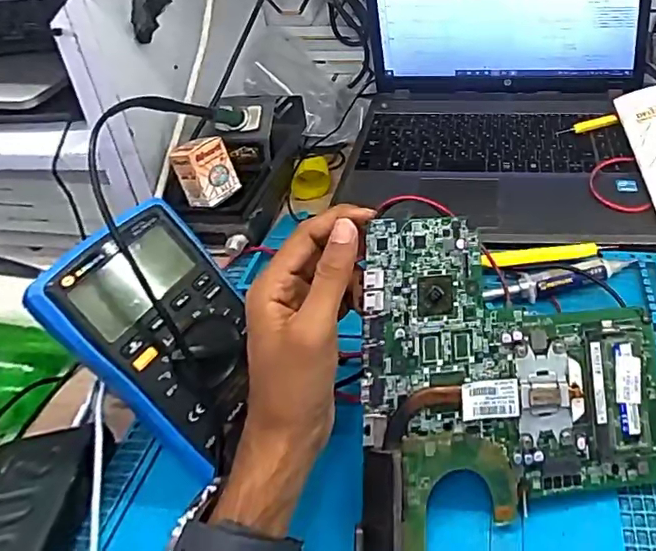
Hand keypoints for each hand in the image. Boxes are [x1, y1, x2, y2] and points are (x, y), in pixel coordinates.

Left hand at [209, 204, 372, 536]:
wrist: (290, 438)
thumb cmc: (295, 385)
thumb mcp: (316, 325)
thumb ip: (331, 274)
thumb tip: (346, 229)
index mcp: (272, 285)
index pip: (306, 235)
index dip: (338, 221)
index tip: (372, 218)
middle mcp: (283, 289)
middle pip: (319, 248)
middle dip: (349, 242)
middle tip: (383, 240)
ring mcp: (298, 306)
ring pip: (330, 268)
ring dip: (353, 266)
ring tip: (378, 269)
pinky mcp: (314, 321)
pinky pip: (335, 291)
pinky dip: (353, 288)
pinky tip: (368, 294)